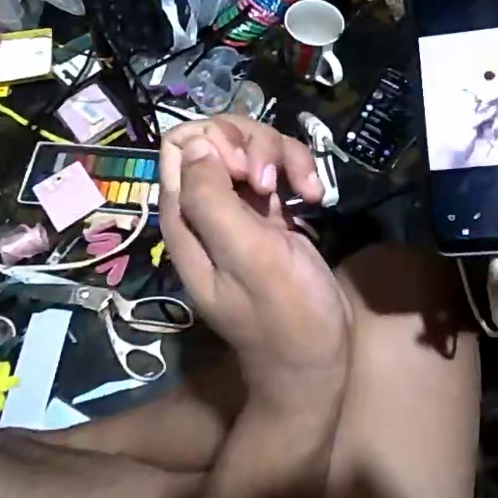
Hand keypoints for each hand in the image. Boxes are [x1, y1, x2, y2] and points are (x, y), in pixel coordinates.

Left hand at [160, 118, 351, 409]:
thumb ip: (212, 199)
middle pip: (220, 138)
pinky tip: (315, 195)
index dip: (217, 142)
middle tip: (273, 183)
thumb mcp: (247, 256)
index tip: (247, 172)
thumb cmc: (284, 314)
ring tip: (308, 192)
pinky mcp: (270, 213)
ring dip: (285, 158)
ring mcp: (239, 209)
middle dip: (255, 146)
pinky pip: (278, 169)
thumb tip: (195, 143)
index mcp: (187, 219)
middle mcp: (207, 208)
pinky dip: (298, 172)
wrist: (317, 360)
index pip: (179, 146)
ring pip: (253, 148)